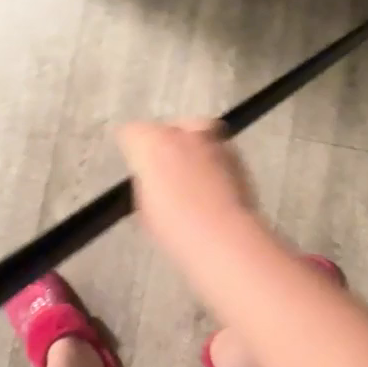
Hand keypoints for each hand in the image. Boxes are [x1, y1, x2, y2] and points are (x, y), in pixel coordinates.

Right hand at [116, 120, 258, 254]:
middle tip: (164, 171)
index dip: (131, 147)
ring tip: (192, 176)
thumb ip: (145, 178)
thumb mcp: (144, 204)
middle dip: (164, 144)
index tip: (134, 162)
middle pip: (166, 129)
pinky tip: (213, 183)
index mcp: (151, 143)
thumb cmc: (175, 227)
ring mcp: (212, 139)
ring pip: (195, 133)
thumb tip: (151, 174)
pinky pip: (217, 149)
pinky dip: (212, 160)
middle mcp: (181, 133)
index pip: (131, 132)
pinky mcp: (235, 153)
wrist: (224, 237)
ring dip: (191, 149)